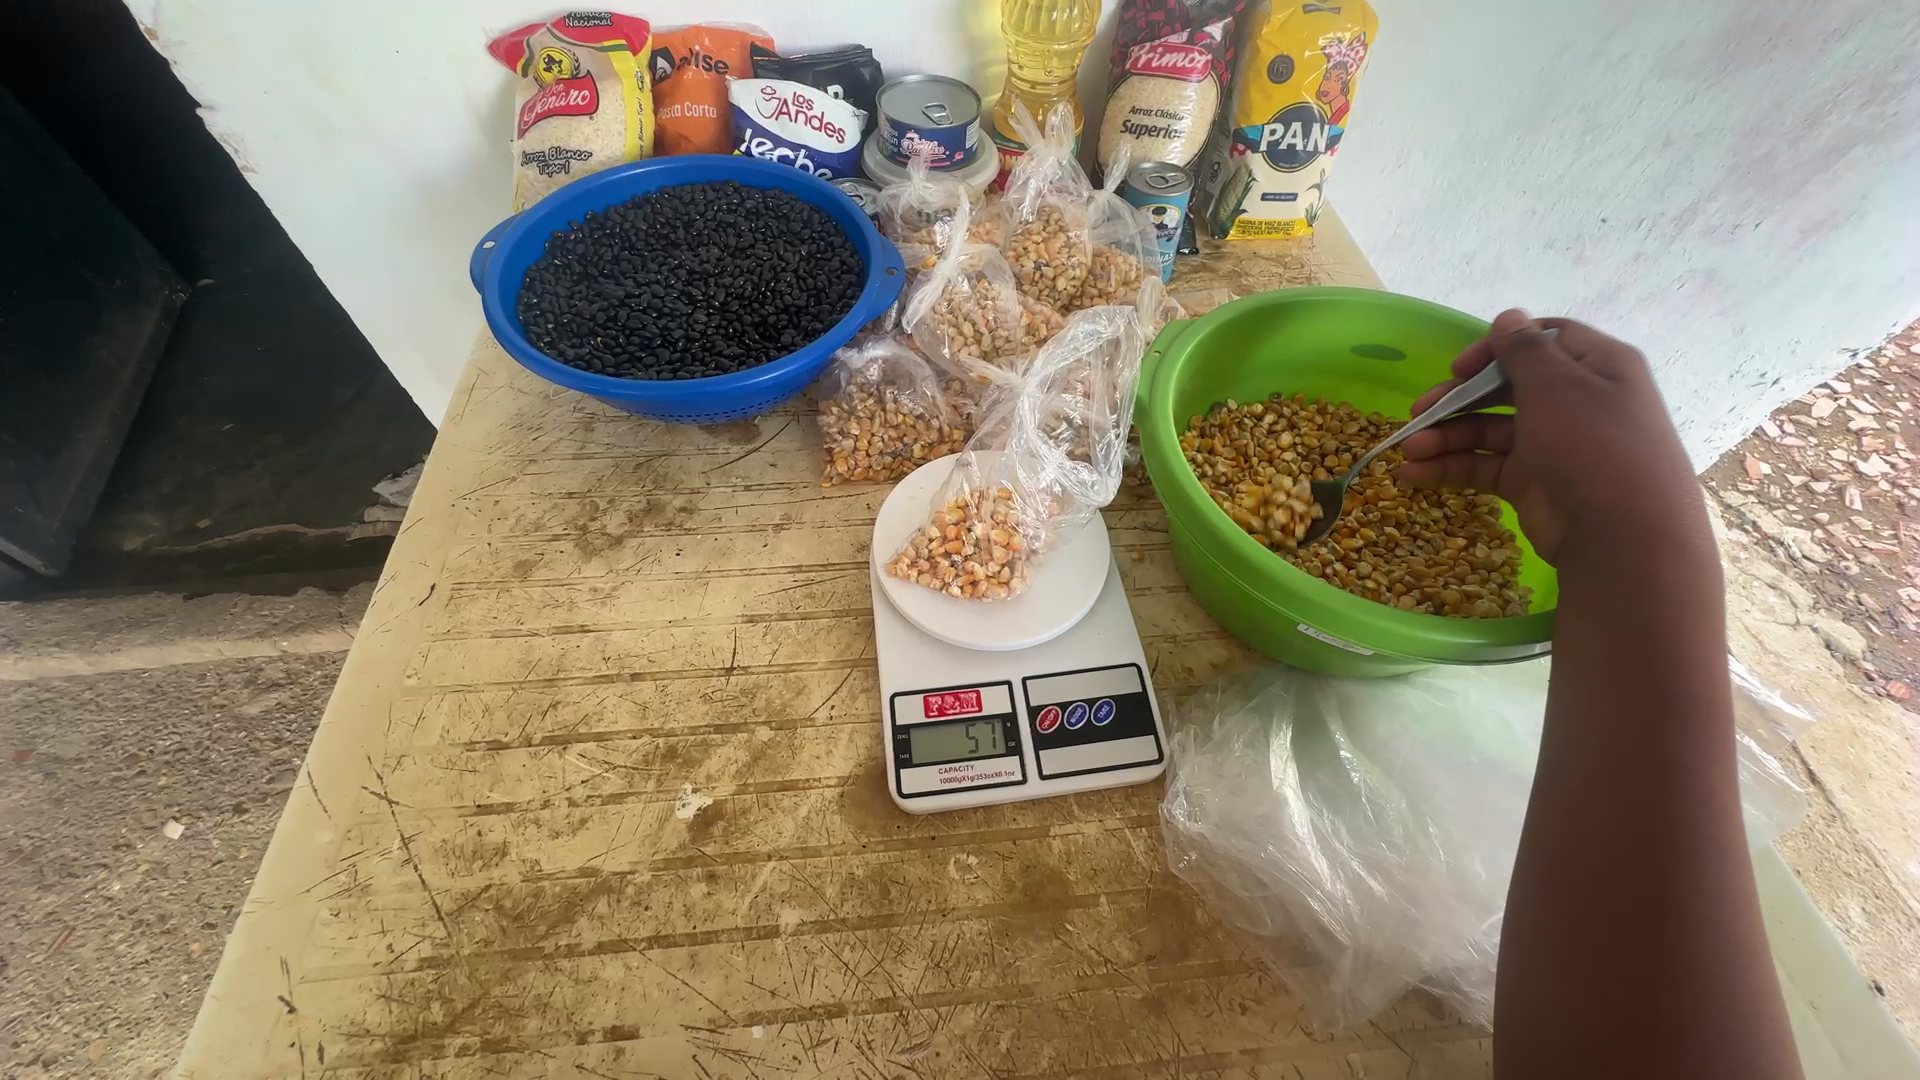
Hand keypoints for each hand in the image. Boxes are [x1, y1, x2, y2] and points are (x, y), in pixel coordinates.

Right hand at [1396, 309, 1706, 568]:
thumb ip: (1524, 350)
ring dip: (1444, 437)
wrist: (1622, 535)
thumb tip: (1507, 316)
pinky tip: (1413, 475)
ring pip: (1485, 429)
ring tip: (1408, 453)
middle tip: (1417, 414)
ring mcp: (1550, 443)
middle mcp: (1573, 401)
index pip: (1540, 341)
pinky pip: (1481, 464)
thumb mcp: (1557, 387)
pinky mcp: (1529, 479)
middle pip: (1502, 388)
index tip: (1458, 368)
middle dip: (1456, 400)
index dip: (1495, 348)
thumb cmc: (1593, 446)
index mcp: (1594, 367)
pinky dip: (1447, 467)